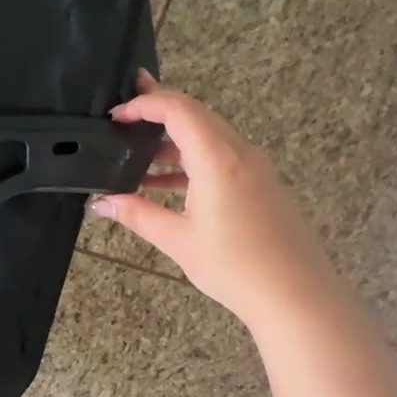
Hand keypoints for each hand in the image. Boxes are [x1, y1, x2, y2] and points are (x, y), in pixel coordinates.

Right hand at [90, 71, 351, 334]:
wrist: (293, 292)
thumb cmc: (233, 265)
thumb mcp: (177, 239)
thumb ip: (137, 214)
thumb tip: (102, 203)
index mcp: (218, 160)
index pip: (179, 111)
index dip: (145, 104)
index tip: (116, 114)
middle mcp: (240, 153)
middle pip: (197, 115)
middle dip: (160, 108)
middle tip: (126, 110)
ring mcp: (255, 167)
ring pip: (209, 136)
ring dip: (173, 139)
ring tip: (137, 151)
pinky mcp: (260, 183)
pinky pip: (221, 157)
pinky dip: (191, 160)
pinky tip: (165, 182)